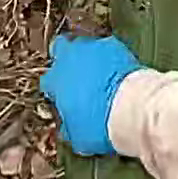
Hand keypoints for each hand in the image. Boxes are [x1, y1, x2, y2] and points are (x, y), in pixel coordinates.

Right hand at [40, 34, 143, 155]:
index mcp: (57, 80)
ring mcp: (93, 47)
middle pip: (61, 48)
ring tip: (99, 73)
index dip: (55, 88)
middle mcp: (71, 57)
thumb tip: (69, 124)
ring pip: (85, 45)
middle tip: (75, 74)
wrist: (130, 106)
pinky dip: (110, 56)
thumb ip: (68, 124)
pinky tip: (116, 70)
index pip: (48, 80)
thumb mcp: (77, 135)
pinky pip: (107, 47)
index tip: (62, 96)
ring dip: (89, 56)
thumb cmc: (100, 123)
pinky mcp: (114, 43)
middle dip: (66, 58)